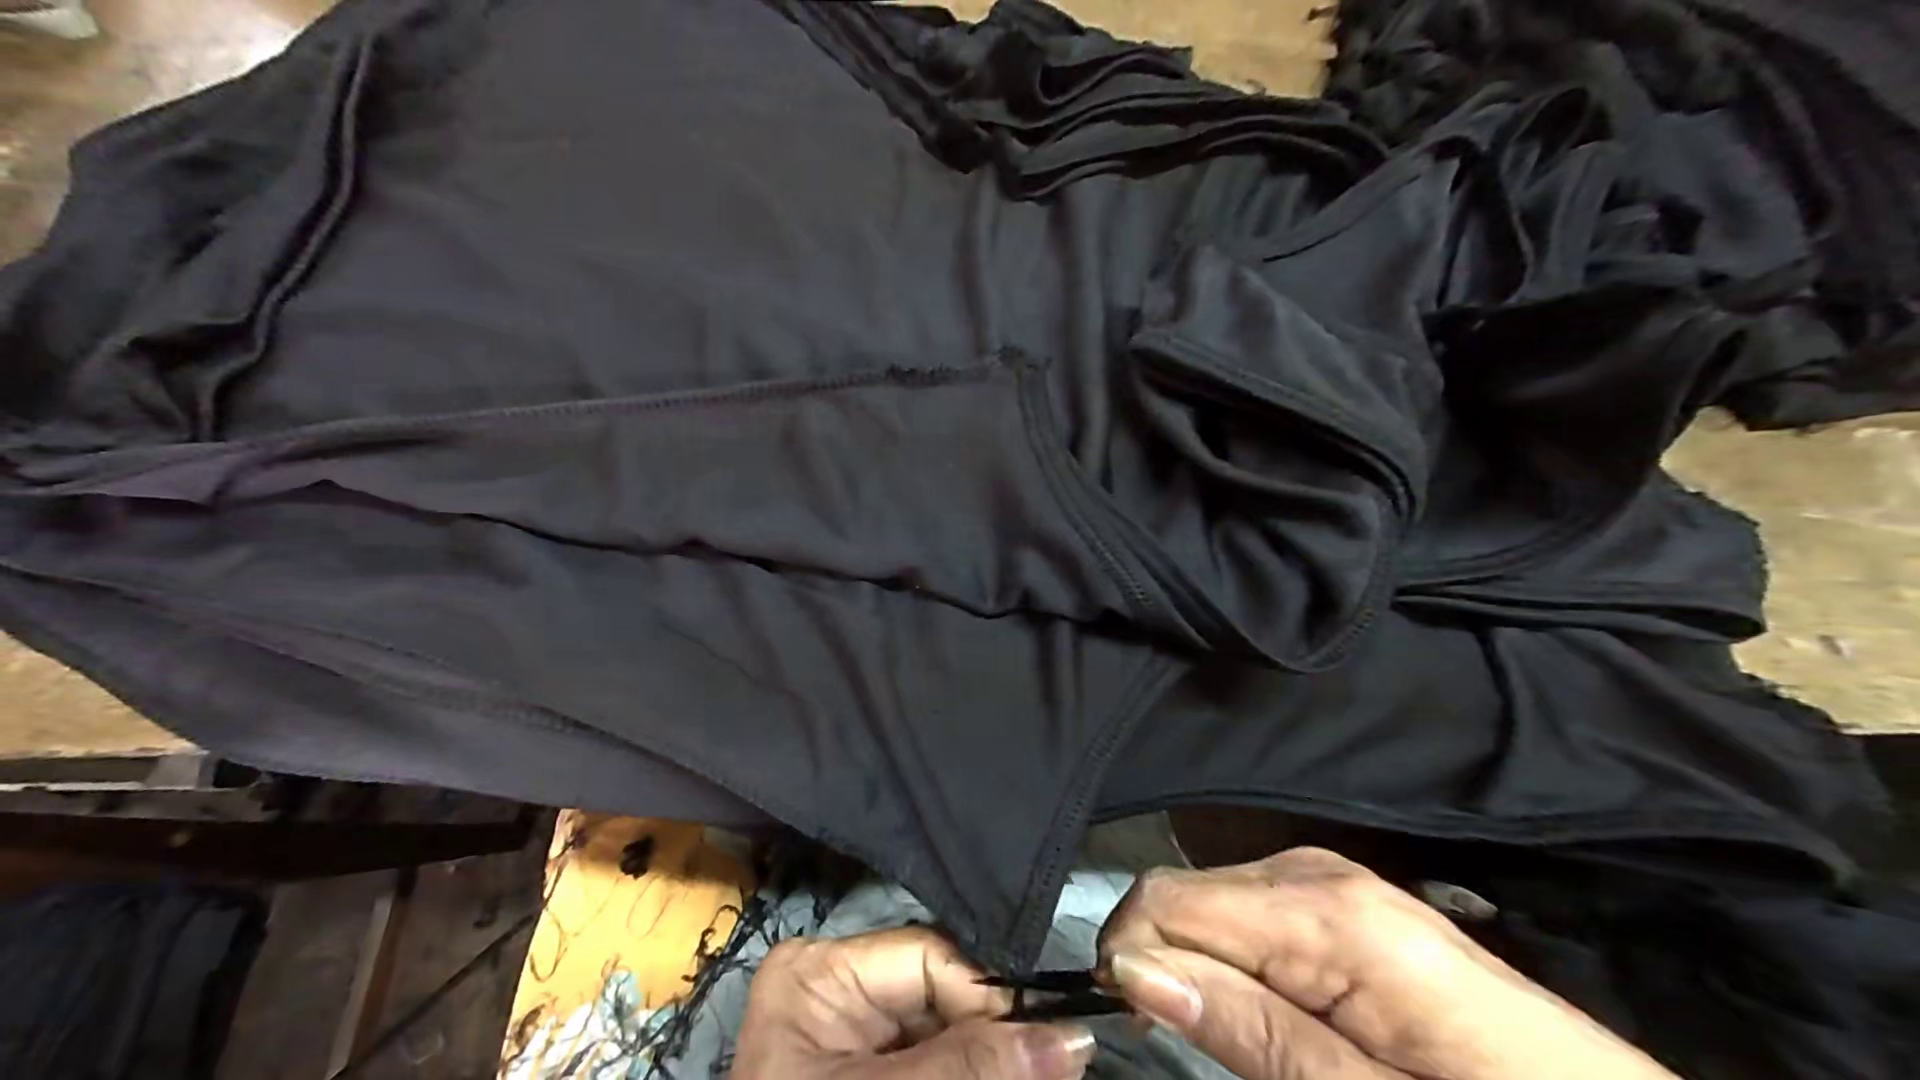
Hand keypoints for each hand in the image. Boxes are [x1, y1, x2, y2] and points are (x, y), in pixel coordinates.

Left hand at [729, 926, 1096, 1079]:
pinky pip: (936, 1057)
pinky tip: (1008, 1071)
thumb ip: (969, 1066)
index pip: (926, 956)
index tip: (1054, 1036)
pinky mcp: (874, 1067)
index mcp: (819, 971)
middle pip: (942, 993)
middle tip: (1061, 1060)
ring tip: (1048, 1066)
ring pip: (947, 1028)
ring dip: (990, 1058)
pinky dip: (970, 1071)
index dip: (990, 995)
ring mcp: (855, 1032)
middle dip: (995, 1032)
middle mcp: (838, 988)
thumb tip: (1074, 1040)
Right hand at [1096, 848, 1679, 1079]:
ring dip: (1204, 969)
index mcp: (1325, 910)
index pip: (1169, 898)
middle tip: (1211, 1052)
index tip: (1138, 1031)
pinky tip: (1279, 1010)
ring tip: (1251, 1042)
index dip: (1134, 960)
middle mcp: (1317, 869)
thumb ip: (1250, 1029)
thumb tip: (1132, 971)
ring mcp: (1333, 877)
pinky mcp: (1345, 899)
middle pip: (1186, 895)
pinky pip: (1253, 912)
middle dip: (1171, 967)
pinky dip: (1239, 960)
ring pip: (1214, 904)